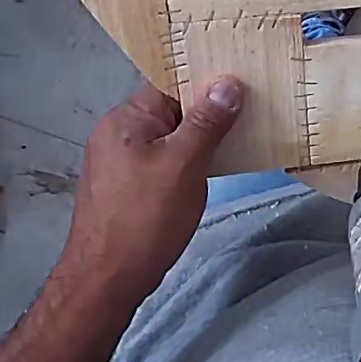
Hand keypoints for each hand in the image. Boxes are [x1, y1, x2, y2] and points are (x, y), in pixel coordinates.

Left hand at [54, 76, 243, 311]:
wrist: (106, 284)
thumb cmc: (145, 217)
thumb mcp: (184, 164)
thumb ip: (207, 121)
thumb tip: (229, 83)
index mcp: (126, 118)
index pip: (172, 82)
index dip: (208, 79)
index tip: (246, 78)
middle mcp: (120, 132)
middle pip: (174, 107)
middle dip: (211, 107)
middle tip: (254, 104)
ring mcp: (123, 159)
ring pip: (174, 133)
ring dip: (205, 134)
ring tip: (244, 130)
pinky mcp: (130, 183)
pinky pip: (168, 155)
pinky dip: (193, 155)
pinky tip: (218, 161)